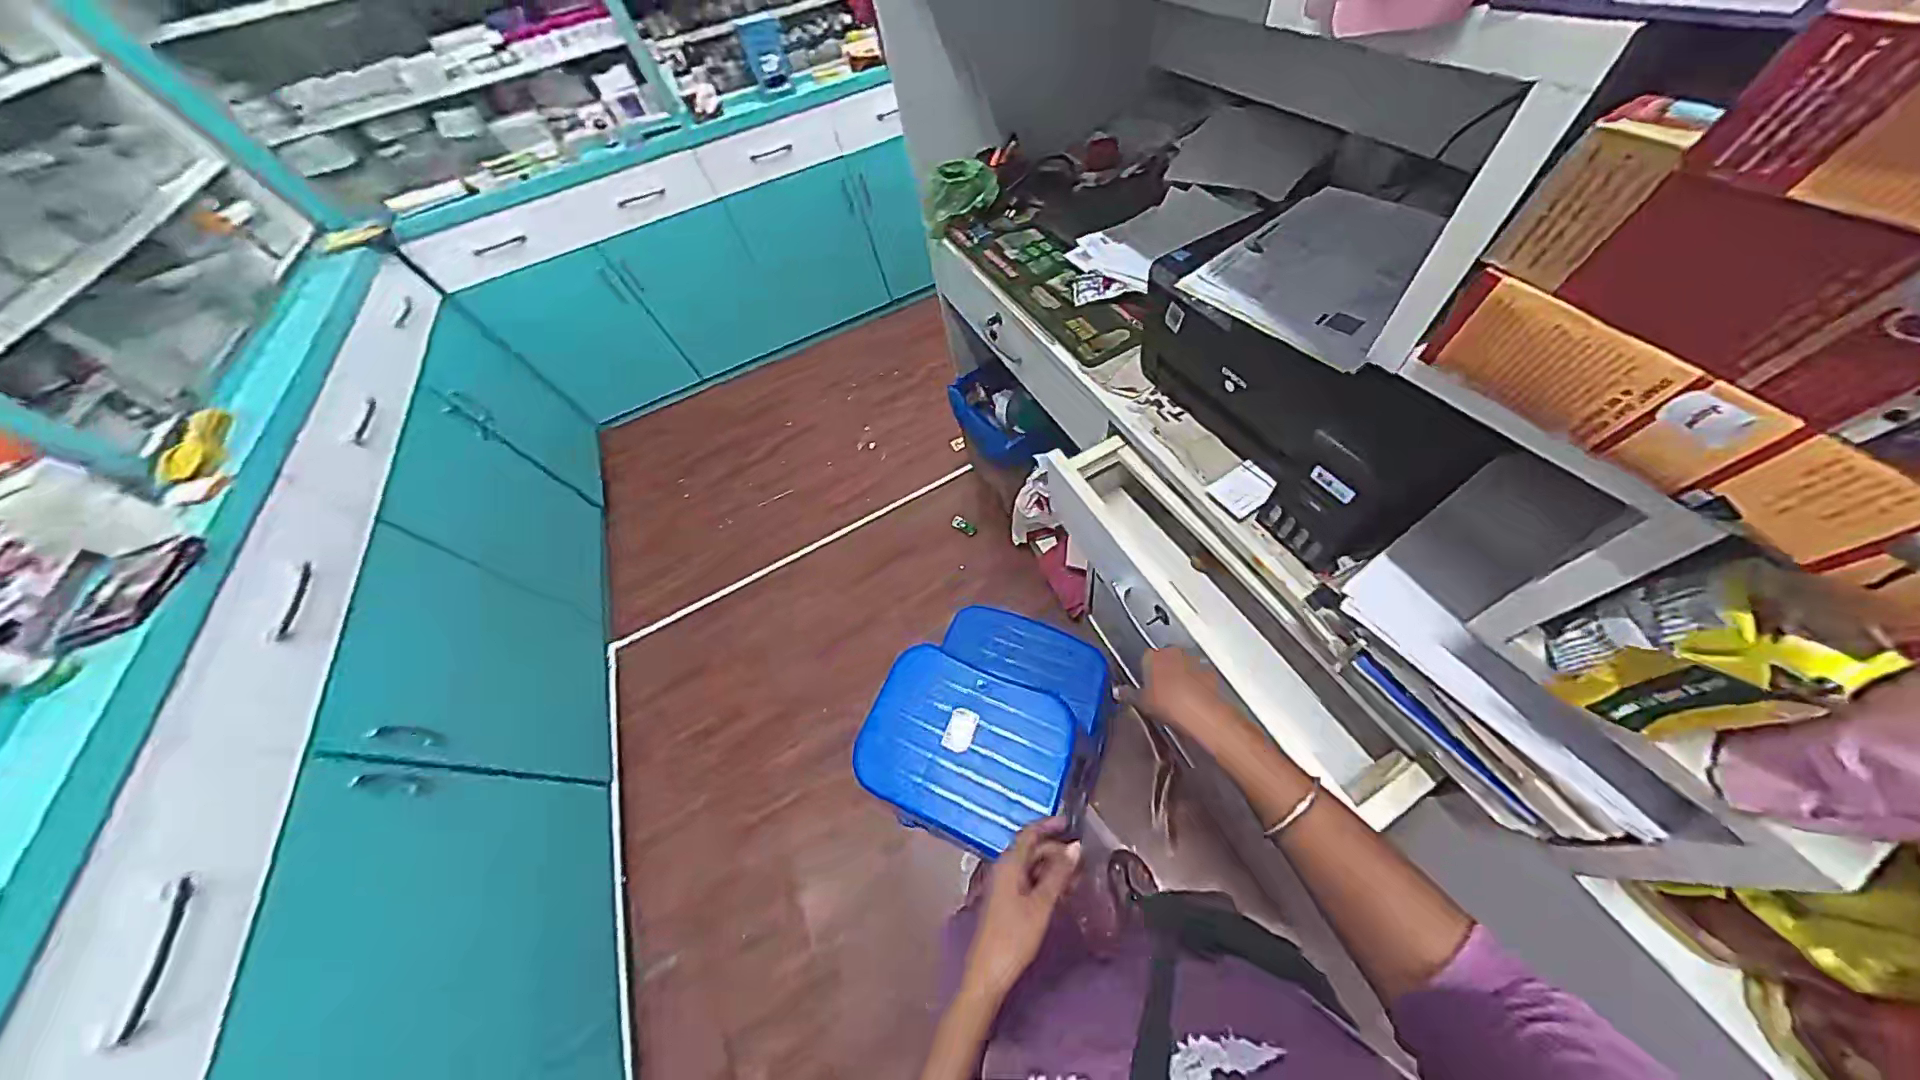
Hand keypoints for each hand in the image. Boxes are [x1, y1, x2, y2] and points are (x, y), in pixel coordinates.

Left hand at [962, 818, 1080, 999]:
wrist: (988, 972)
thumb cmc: (1014, 936)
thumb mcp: (1041, 904)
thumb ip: (1058, 874)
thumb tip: (1075, 847)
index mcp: (1009, 863)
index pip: (1029, 833)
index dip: (1048, 825)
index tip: (1069, 822)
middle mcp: (1003, 868)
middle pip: (1030, 849)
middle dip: (1055, 850)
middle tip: (1080, 858)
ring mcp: (1003, 885)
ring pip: (1030, 866)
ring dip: (1051, 866)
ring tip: (1075, 875)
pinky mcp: (1005, 901)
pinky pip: (1027, 880)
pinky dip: (1044, 880)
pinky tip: (1059, 891)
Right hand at [1125, 647, 1261, 755]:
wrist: (1202, 712)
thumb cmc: (1170, 704)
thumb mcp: (1143, 703)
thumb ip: (1131, 694)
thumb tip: (1122, 693)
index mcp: (1152, 656)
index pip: (1145, 659)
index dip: (1146, 673)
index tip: (1147, 686)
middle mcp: (1173, 651)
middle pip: (1165, 658)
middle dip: (1164, 671)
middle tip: (1161, 691)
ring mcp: (1193, 659)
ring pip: (1182, 664)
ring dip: (1180, 675)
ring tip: (1178, 696)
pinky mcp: (1209, 670)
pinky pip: (1198, 673)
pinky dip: (1195, 682)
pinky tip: (1193, 698)